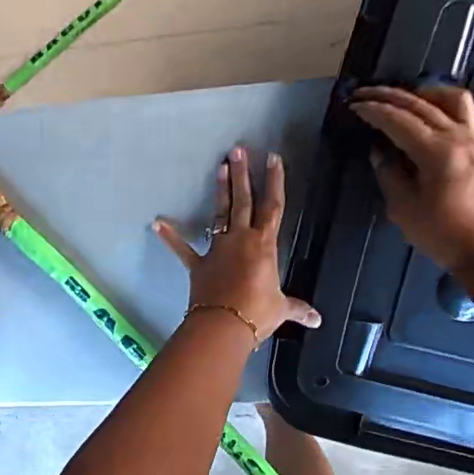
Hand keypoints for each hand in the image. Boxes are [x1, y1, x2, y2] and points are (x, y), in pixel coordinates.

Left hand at [154, 147, 322, 344]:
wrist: (224, 324)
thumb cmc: (257, 312)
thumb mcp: (281, 309)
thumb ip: (298, 309)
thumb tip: (316, 320)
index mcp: (264, 245)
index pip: (273, 207)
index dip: (274, 182)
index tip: (272, 158)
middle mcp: (241, 240)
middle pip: (243, 201)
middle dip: (242, 174)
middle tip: (237, 150)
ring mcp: (217, 250)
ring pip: (220, 215)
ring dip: (220, 192)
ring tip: (219, 168)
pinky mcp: (198, 265)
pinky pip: (182, 249)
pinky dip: (170, 237)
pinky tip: (157, 223)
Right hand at [350, 85, 473, 269]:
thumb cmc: (439, 232)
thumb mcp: (402, 207)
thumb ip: (389, 173)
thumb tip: (379, 151)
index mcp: (436, 152)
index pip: (399, 121)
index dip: (374, 111)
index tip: (354, 106)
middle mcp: (458, 136)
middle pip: (421, 104)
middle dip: (389, 96)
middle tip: (363, 94)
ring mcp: (472, 138)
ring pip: (447, 99)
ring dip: (420, 92)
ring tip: (398, 97)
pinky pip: (461, 110)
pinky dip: (440, 102)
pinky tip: (425, 110)